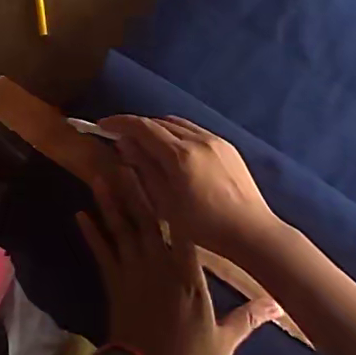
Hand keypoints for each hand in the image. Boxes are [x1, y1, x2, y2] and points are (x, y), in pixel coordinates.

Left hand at [77, 160, 279, 354]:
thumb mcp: (225, 341)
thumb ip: (248, 317)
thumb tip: (277, 305)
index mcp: (188, 275)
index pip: (183, 227)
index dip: (173, 198)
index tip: (168, 171)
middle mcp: (158, 265)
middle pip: (147, 218)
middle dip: (136, 187)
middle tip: (126, 158)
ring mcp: (132, 273)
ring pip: (121, 229)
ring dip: (110, 201)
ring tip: (101, 174)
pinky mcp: (112, 284)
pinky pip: (101, 252)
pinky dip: (91, 233)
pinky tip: (80, 213)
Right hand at [98, 116, 283, 262]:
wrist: (253, 232)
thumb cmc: (204, 225)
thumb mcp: (166, 203)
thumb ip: (144, 169)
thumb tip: (125, 144)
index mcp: (179, 155)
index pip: (143, 127)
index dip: (119, 123)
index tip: (102, 125)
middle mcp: (197, 140)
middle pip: (160, 122)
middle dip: (138, 126)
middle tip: (121, 137)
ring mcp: (215, 141)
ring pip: (178, 124)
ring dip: (158, 129)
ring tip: (146, 143)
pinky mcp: (227, 147)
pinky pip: (195, 131)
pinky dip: (177, 134)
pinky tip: (174, 151)